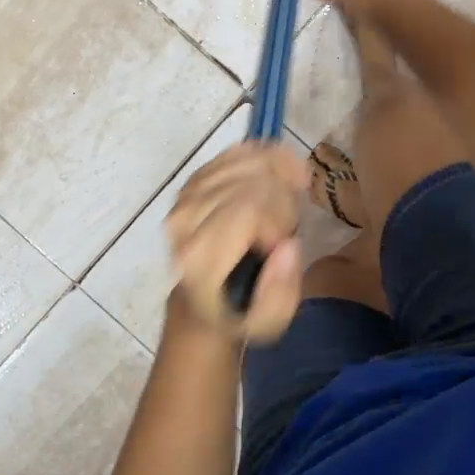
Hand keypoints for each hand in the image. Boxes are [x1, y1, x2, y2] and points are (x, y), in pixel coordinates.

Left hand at [165, 143, 306, 342]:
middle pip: (249, 183)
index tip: (288, 238)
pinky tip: (282, 168)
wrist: (201, 299)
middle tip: (291, 220)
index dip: (280, 216)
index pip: (247, 211)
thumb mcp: (268, 322)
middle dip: (282, 196)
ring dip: (276, 175)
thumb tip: (286, 246)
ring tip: (287, 198)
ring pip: (245, 162)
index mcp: (199, 259)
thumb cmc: (238, 311)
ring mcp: (184, 197)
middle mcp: (183, 222)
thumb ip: (280, 292)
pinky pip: (235, 152)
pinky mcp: (192, 181)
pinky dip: (265, 155)